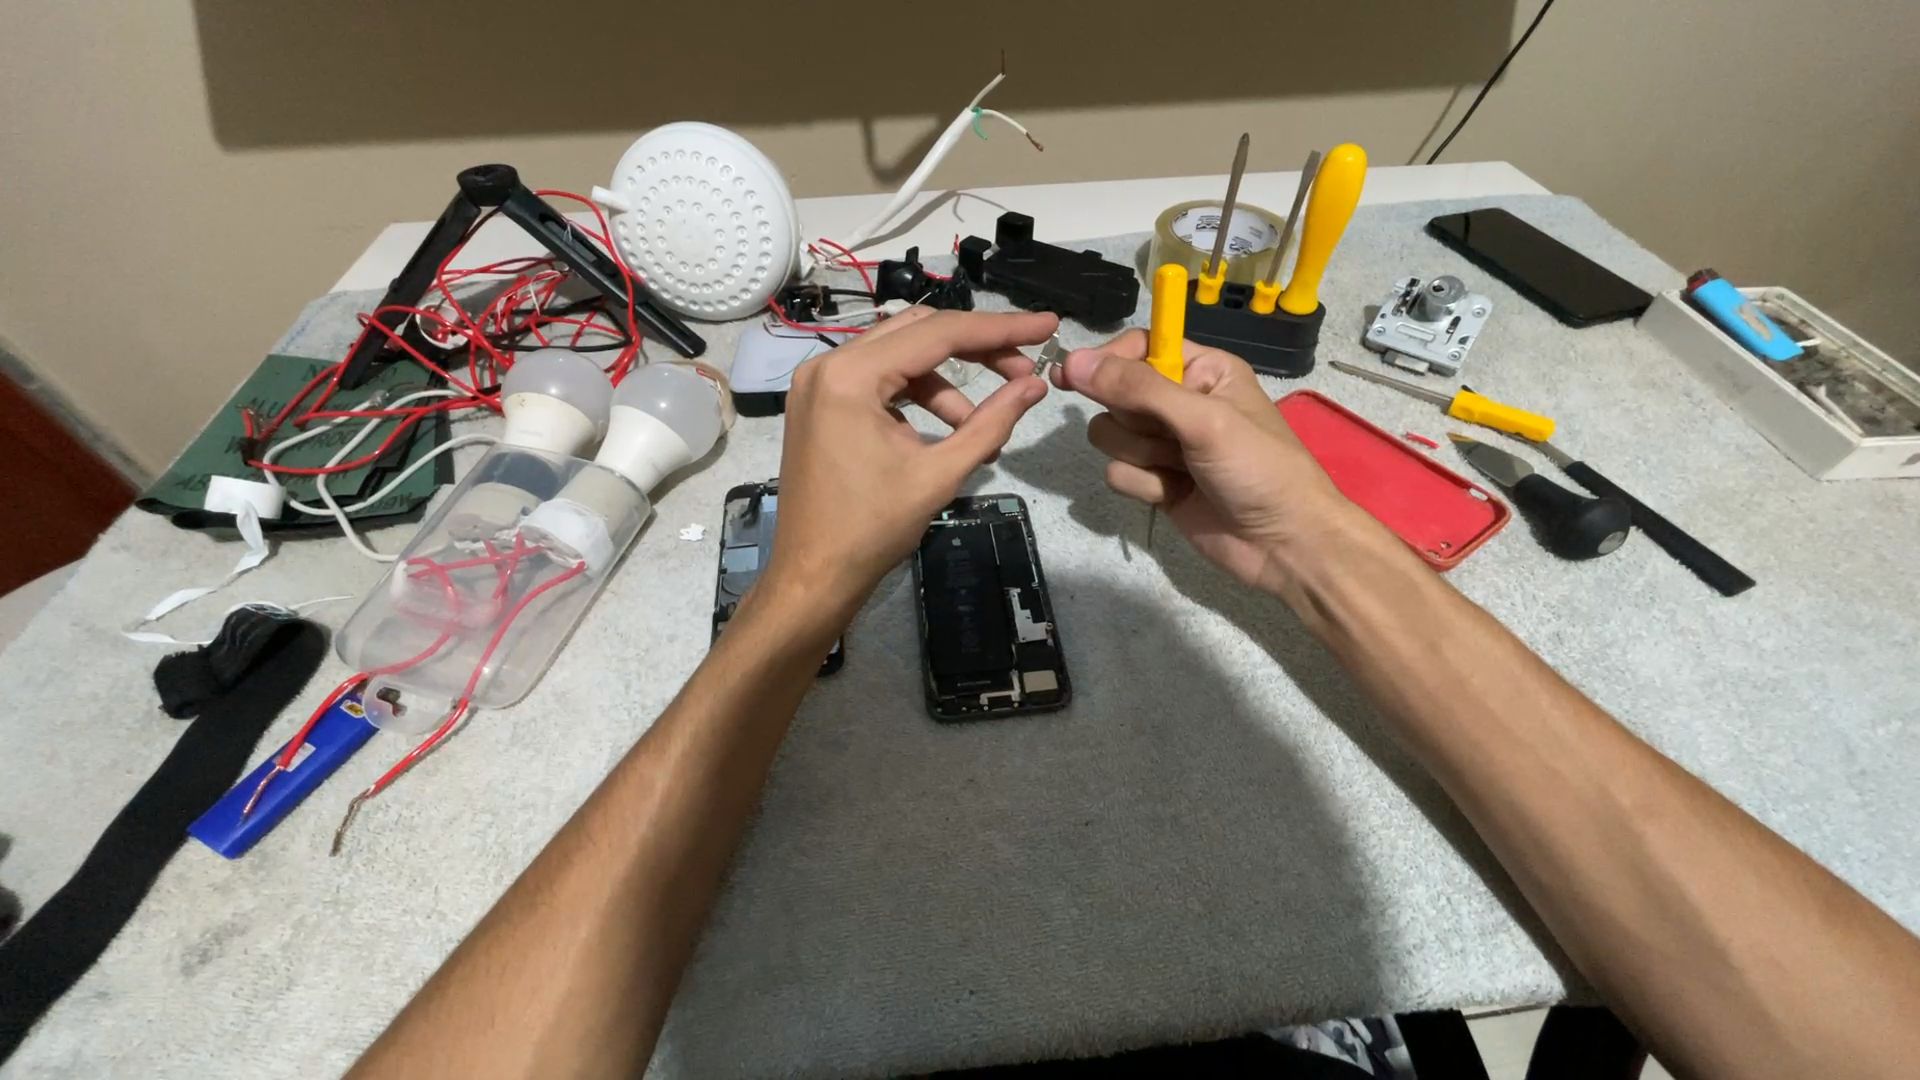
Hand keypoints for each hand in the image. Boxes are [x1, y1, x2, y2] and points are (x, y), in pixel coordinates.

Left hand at [764, 307, 1057, 618]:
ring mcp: (819, 384)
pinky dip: (917, 397)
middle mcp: (827, 365)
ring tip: (981, 425)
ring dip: (947, 382)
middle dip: (977, 349)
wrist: (813, 575)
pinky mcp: (820, 404)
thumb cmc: (872, 530)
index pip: (939, 333)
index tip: (1046, 326)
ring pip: (899, 357)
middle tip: (1024, 369)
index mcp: (851, 375)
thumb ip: (992, 423)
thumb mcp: (940, 474)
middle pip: (918, 333)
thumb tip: (1037, 386)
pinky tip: (945, 431)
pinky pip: (879, 382)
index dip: (1000, 328)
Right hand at [1056, 330, 1363, 594]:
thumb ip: (1137, 389)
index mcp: (1201, 371)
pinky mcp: (1153, 482)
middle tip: (1170, 438)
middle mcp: (1178, 402)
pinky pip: (1117, 474)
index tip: (1074, 374)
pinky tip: (1176, 495)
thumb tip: (1073, 361)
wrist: (1282, 544)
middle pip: (1114, 395)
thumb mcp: (1203, 420)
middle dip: (1134, 422)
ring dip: (1141, 457)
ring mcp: (1163, 445)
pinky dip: (1144, 486)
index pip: (1137, 347)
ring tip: (1181, 471)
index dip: (1107, 361)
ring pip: (1109, 436)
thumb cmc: (1257, 469)